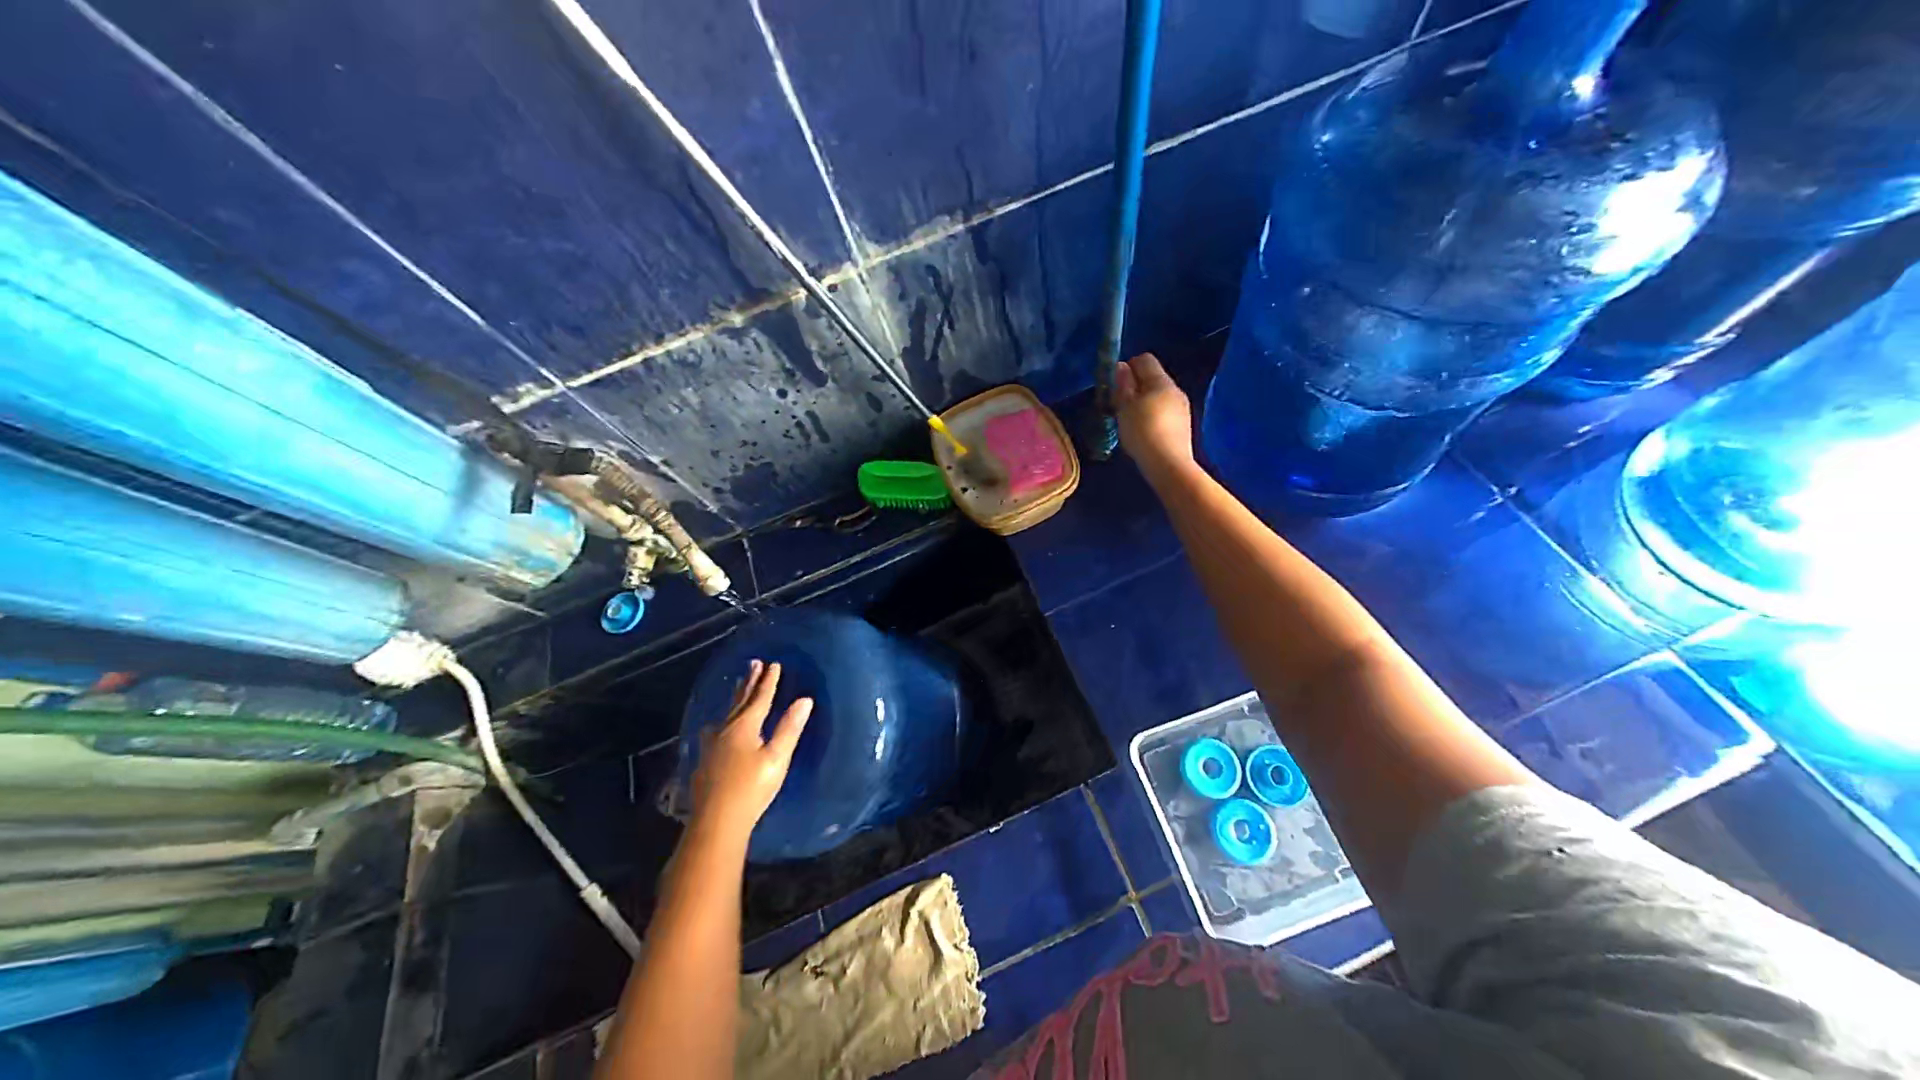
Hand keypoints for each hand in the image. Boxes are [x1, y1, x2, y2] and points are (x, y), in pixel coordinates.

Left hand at [691, 660, 812, 839]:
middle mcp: (725, 730)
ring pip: (725, 713)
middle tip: (753, 663)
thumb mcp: (777, 758)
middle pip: (740, 701)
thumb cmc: (751, 789)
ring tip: (737, 686)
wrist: (715, 821)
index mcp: (744, 726)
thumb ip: (789, 728)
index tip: (774, 664)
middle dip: (749, 682)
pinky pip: (715, 728)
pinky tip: (716, 727)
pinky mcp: (704, 760)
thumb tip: (804, 700)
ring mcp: (711, 745)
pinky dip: (722, 718)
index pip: (760, 698)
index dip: (768, 681)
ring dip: (735, 697)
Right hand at [1114, 352, 1195, 483]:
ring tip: (1131, 422)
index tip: (1114, 386)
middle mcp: (1175, 389)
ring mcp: (1182, 407)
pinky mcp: (1183, 425)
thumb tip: (1121, 367)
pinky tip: (1145, 433)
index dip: (1127, 367)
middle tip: (1119, 406)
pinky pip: (1164, 411)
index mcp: (1161, 381)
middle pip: (1152, 378)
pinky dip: (1153, 416)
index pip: (1144, 359)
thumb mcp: (1125, 407)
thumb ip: (1122, 384)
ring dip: (1143, 402)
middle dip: (1134, 387)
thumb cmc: (1142, 432)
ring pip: (1158, 395)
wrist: (1168, 464)